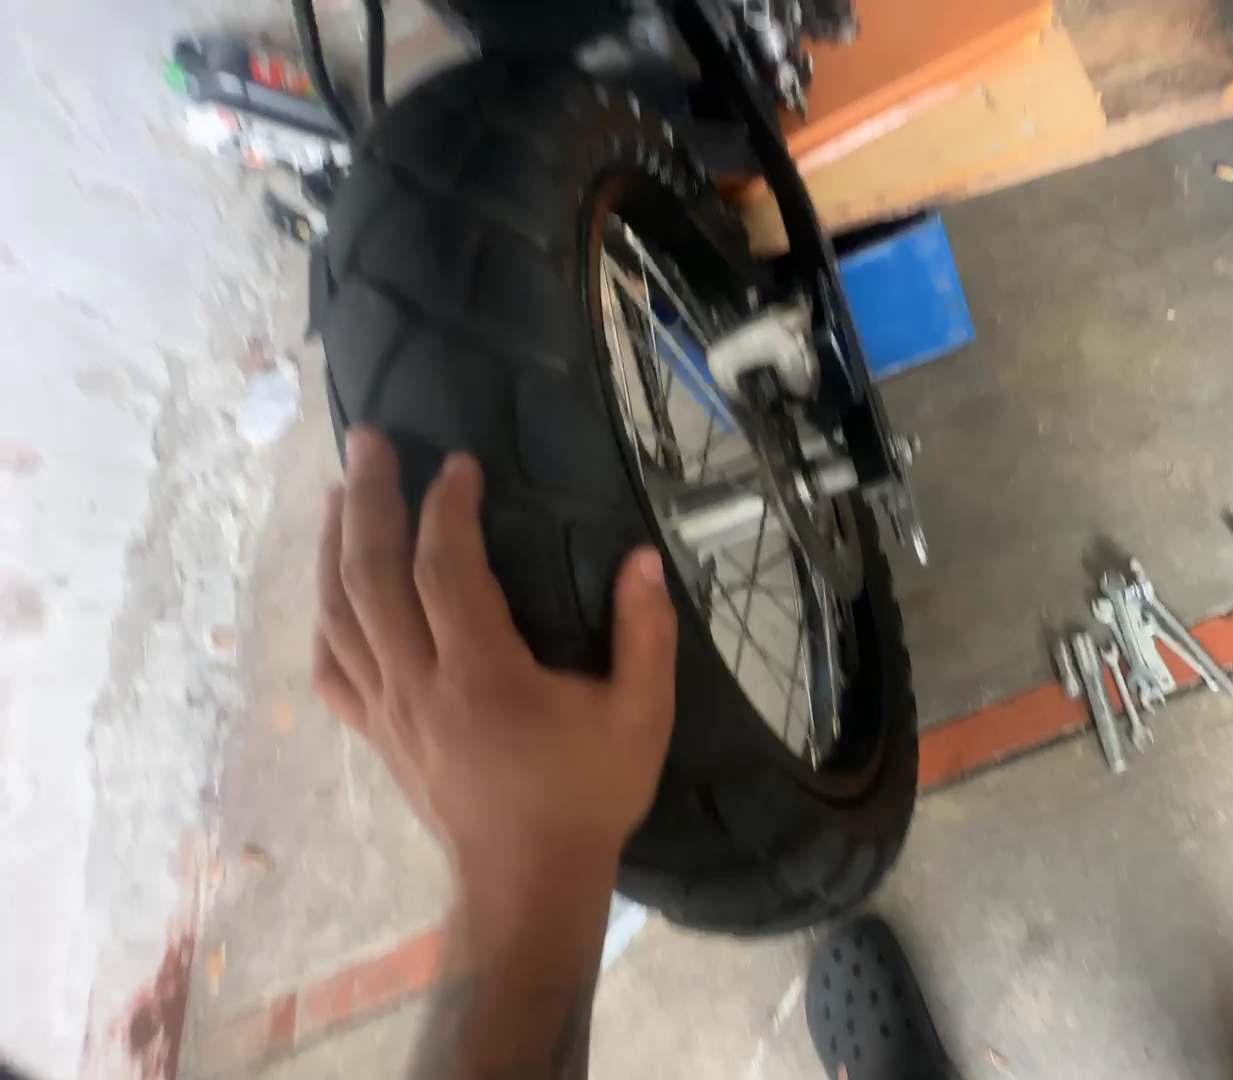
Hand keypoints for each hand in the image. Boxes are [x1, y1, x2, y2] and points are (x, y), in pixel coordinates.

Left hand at [312, 429, 677, 904]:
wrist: (531, 878)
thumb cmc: (591, 791)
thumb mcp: (643, 712)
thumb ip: (646, 633)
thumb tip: (641, 559)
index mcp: (483, 674)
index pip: (446, 571)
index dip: (447, 508)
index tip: (460, 463)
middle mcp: (418, 684)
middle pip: (370, 579)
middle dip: (367, 503)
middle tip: (369, 443)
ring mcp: (386, 712)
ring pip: (336, 617)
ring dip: (334, 548)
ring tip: (341, 495)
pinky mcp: (377, 736)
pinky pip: (330, 668)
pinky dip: (324, 619)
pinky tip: (330, 594)